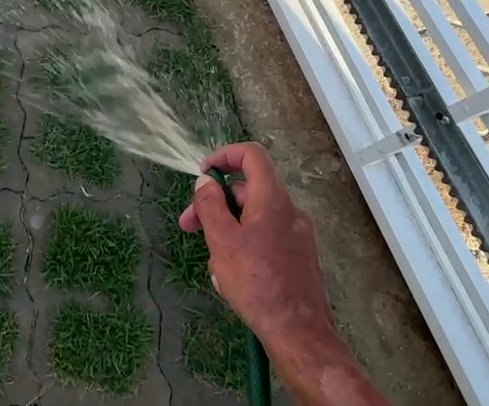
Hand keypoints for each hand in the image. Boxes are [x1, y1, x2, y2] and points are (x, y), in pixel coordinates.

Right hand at [183, 143, 388, 405]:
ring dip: (227, 228)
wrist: (299, 334)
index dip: (224, 156)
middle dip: (215, 203)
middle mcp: (289, 211)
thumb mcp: (221, 240)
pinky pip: (266, 237)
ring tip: (212, 262)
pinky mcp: (299, 257)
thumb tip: (205, 182)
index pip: (251, 155)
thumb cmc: (256, 282)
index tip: (202, 175)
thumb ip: (209, 205)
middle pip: (248, 189)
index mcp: (272, 199)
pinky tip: (232, 275)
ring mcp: (298, 235)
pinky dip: (245, 243)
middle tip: (189, 225)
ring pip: (254, 216)